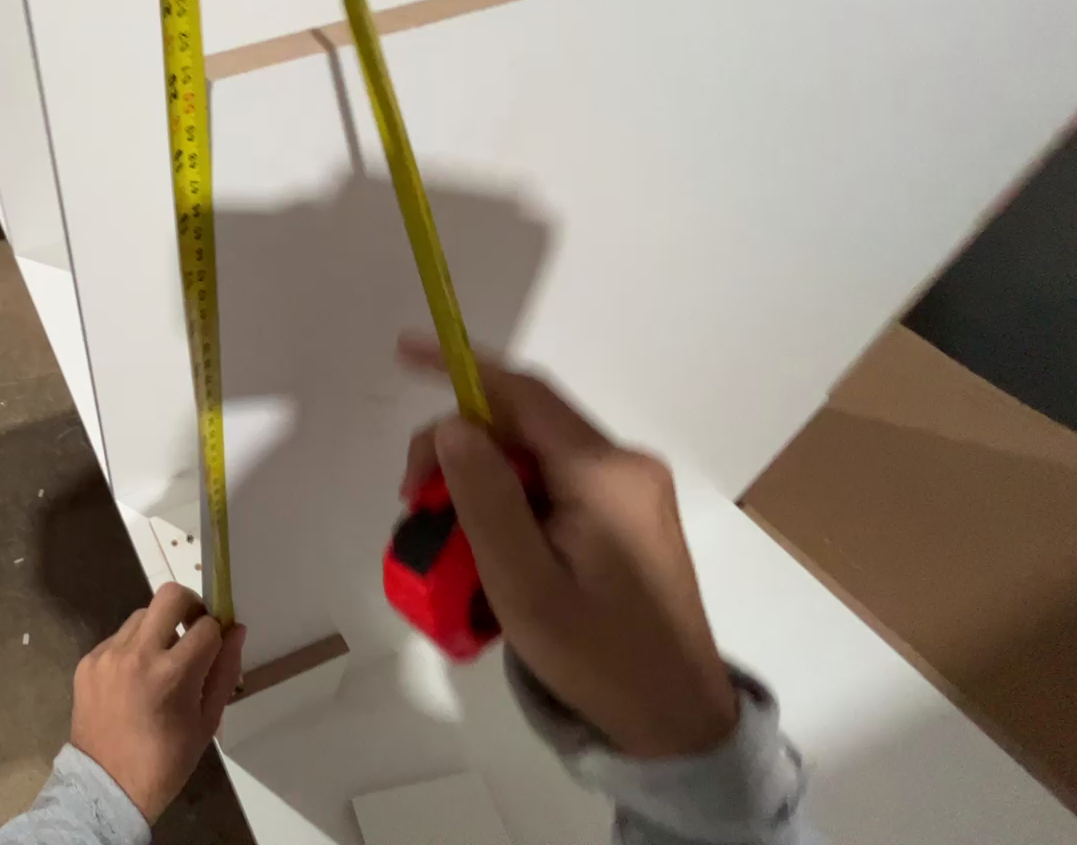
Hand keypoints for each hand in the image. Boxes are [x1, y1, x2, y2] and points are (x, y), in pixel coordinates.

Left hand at [69, 582, 246, 821]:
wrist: (108, 787)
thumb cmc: (166, 760)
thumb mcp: (206, 721)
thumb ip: (225, 670)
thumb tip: (236, 629)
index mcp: (172, 674)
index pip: (206, 625)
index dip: (215, 632)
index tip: (214, 644)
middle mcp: (137, 654)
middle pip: (170, 595)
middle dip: (189, 605)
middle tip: (192, 629)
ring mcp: (108, 654)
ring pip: (142, 614)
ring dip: (158, 629)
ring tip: (160, 662)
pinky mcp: (88, 660)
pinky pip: (119, 637)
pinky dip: (132, 648)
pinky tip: (134, 679)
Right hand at [398, 336, 738, 758]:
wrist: (672, 724)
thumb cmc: (595, 656)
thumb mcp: (523, 582)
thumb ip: (484, 497)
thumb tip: (451, 424)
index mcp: (603, 473)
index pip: (522, 394)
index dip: (460, 366)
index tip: (404, 351)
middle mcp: (620, 465)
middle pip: (517, 425)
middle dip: (455, 450)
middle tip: (413, 500)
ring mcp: (624, 487)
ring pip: (526, 454)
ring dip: (475, 479)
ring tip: (444, 531)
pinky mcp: (618, 511)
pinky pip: (544, 481)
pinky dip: (501, 497)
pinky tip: (481, 538)